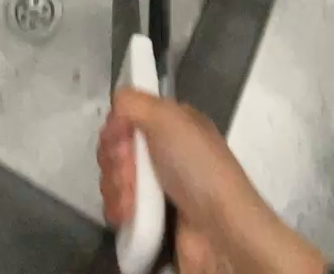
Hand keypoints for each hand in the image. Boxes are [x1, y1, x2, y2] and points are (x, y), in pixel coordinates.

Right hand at [98, 90, 325, 273]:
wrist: (219, 231)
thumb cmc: (197, 167)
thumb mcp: (169, 118)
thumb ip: (134, 101)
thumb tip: (115, 106)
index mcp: (171, 123)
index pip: (128, 116)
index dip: (117, 127)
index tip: (121, 138)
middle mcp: (162, 151)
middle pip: (116, 147)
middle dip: (115, 161)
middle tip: (131, 173)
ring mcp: (155, 186)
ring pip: (113, 178)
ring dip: (117, 189)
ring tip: (133, 202)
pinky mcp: (148, 218)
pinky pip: (117, 208)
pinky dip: (118, 211)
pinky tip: (129, 217)